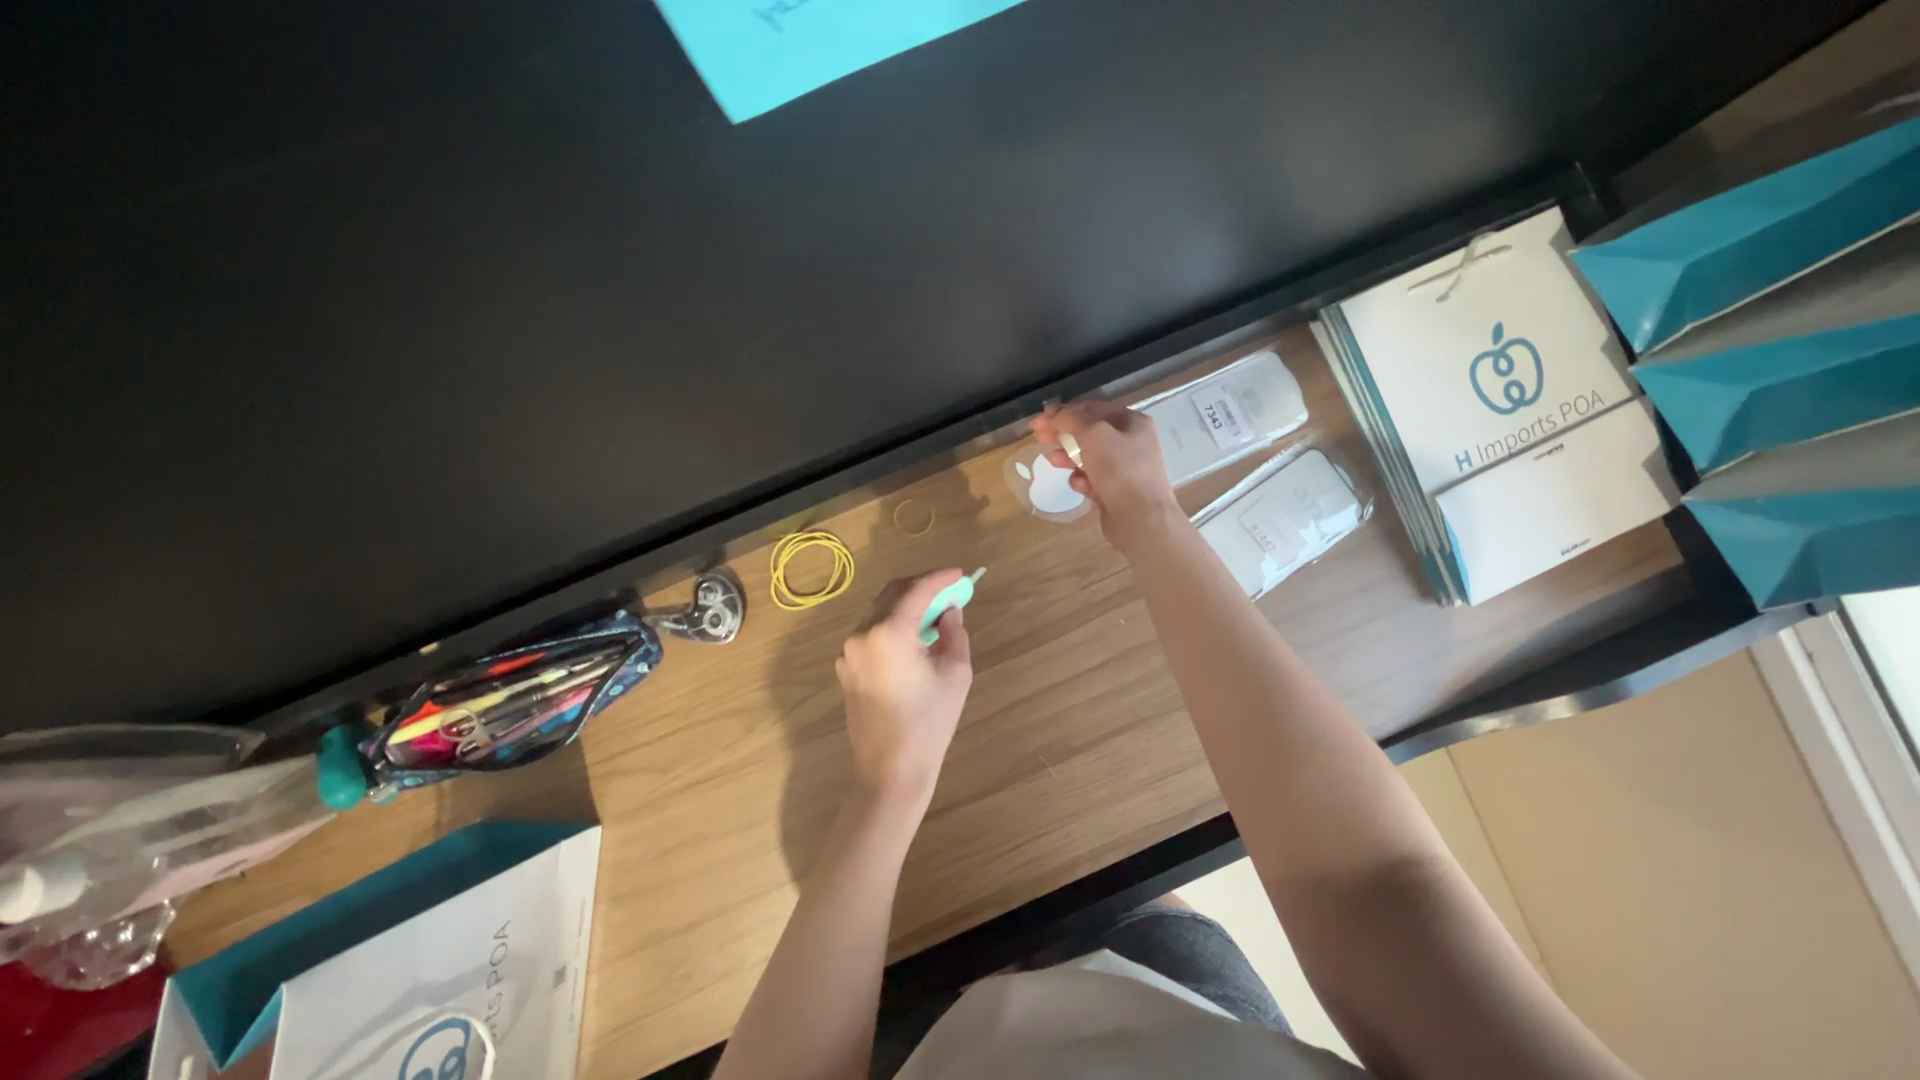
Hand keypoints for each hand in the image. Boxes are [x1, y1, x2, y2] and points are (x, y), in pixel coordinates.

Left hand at [835, 570, 974, 806]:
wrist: (890, 770)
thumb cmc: (930, 723)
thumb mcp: (955, 673)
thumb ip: (954, 632)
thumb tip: (949, 611)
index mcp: (889, 632)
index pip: (917, 590)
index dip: (941, 578)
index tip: (961, 574)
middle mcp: (861, 634)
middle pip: (892, 593)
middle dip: (921, 587)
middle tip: (949, 590)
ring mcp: (848, 652)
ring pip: (878, 612)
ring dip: (906, 606)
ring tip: (935, 615)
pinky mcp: (846, 668)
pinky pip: (870, 633)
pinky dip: (892, 626)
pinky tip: (914, 639)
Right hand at [1032, 401, 1179, 550]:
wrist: (1141, 519)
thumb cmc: (1121, 470)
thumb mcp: (1094, 435)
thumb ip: (1071, 419)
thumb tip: (1052, 412)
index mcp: (1132, 422)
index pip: (1093, 409)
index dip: (1065, 411)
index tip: (1041, 419)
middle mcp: (1130, 442)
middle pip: (1088, 432)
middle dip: (1063, 434)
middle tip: (1039, 437)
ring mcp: (1123, 468)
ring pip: (1088, 456)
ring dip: (1068, 456)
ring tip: (1052, 460)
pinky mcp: (1115, 491)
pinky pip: (1092, 480)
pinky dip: (1082, 480)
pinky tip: (1079, 485)